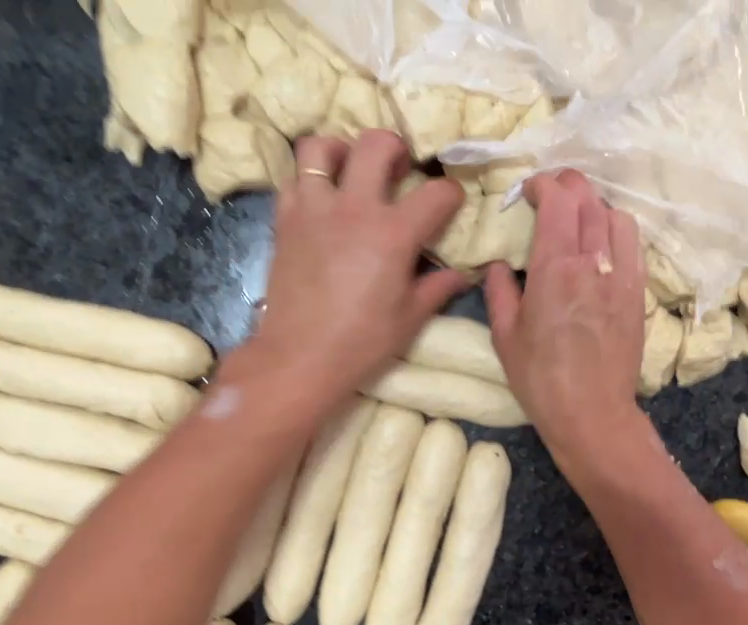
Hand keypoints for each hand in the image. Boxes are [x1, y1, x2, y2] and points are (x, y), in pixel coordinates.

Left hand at [240, 130, 469, 412]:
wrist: (300, 357)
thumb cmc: (362, 343)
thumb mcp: (410, 319)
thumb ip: (437, 288)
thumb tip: (461, 275)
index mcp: (393, 234)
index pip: (436, 193)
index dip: (451, 194)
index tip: (451, 203)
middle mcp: (354, 208)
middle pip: (376, 144)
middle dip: (395, 149)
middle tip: (399, 171)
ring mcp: (314, 209)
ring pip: (321, 148)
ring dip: (341, 151)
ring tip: (350, 173)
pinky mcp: (285, 220)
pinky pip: (294, 179)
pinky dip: (309, 180)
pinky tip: (321, 201)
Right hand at [484, 171, 648, 460]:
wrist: (592, 414)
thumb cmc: (541, 381)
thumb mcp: (505, 337)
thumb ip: (499, 291)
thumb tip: (499, 266)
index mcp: (555, 268)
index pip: (558, 200)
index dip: (543, 185)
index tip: (529, 192)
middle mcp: (593, 263)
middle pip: (589, 199)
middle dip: (568, 187)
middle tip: (551, 196)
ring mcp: (621, 276)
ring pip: (617, 217)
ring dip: (596, 207)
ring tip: (579, 220)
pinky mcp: (637, 294)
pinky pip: (633, 246)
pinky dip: (616, 233)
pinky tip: (602, 247)